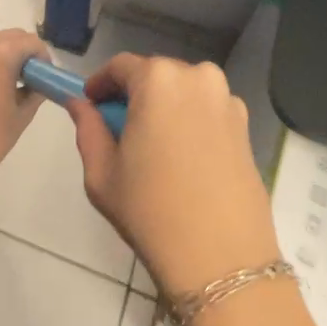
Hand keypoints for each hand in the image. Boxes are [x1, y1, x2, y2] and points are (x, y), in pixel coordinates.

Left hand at [0, 29, 51, 190]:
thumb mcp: (23, 112)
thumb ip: (36, 89)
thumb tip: (40, 82)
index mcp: (0, 53)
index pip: (31, 42)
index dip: (43, 56)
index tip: (46, 75)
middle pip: (12, 37)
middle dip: (25, 53)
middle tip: (33, 77)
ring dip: (7, 56)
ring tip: (13, 82)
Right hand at [67, 55, 282, 294]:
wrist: (221, 260)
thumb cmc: (151, 211)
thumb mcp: (102, 172)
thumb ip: (88, 128)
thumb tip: (80, 104)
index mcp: (158, 80)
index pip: (120, 66)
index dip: (101, 83)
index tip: (90, 104)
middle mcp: (196, 77)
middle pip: (155, 74)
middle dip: (134, 94)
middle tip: (119, 128)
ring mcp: (227, 100)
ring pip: (183, 91)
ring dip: (165, 106)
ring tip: (153, 146)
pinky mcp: (246, 126)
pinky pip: (208, 110)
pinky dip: (191, 121)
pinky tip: (183, 159)